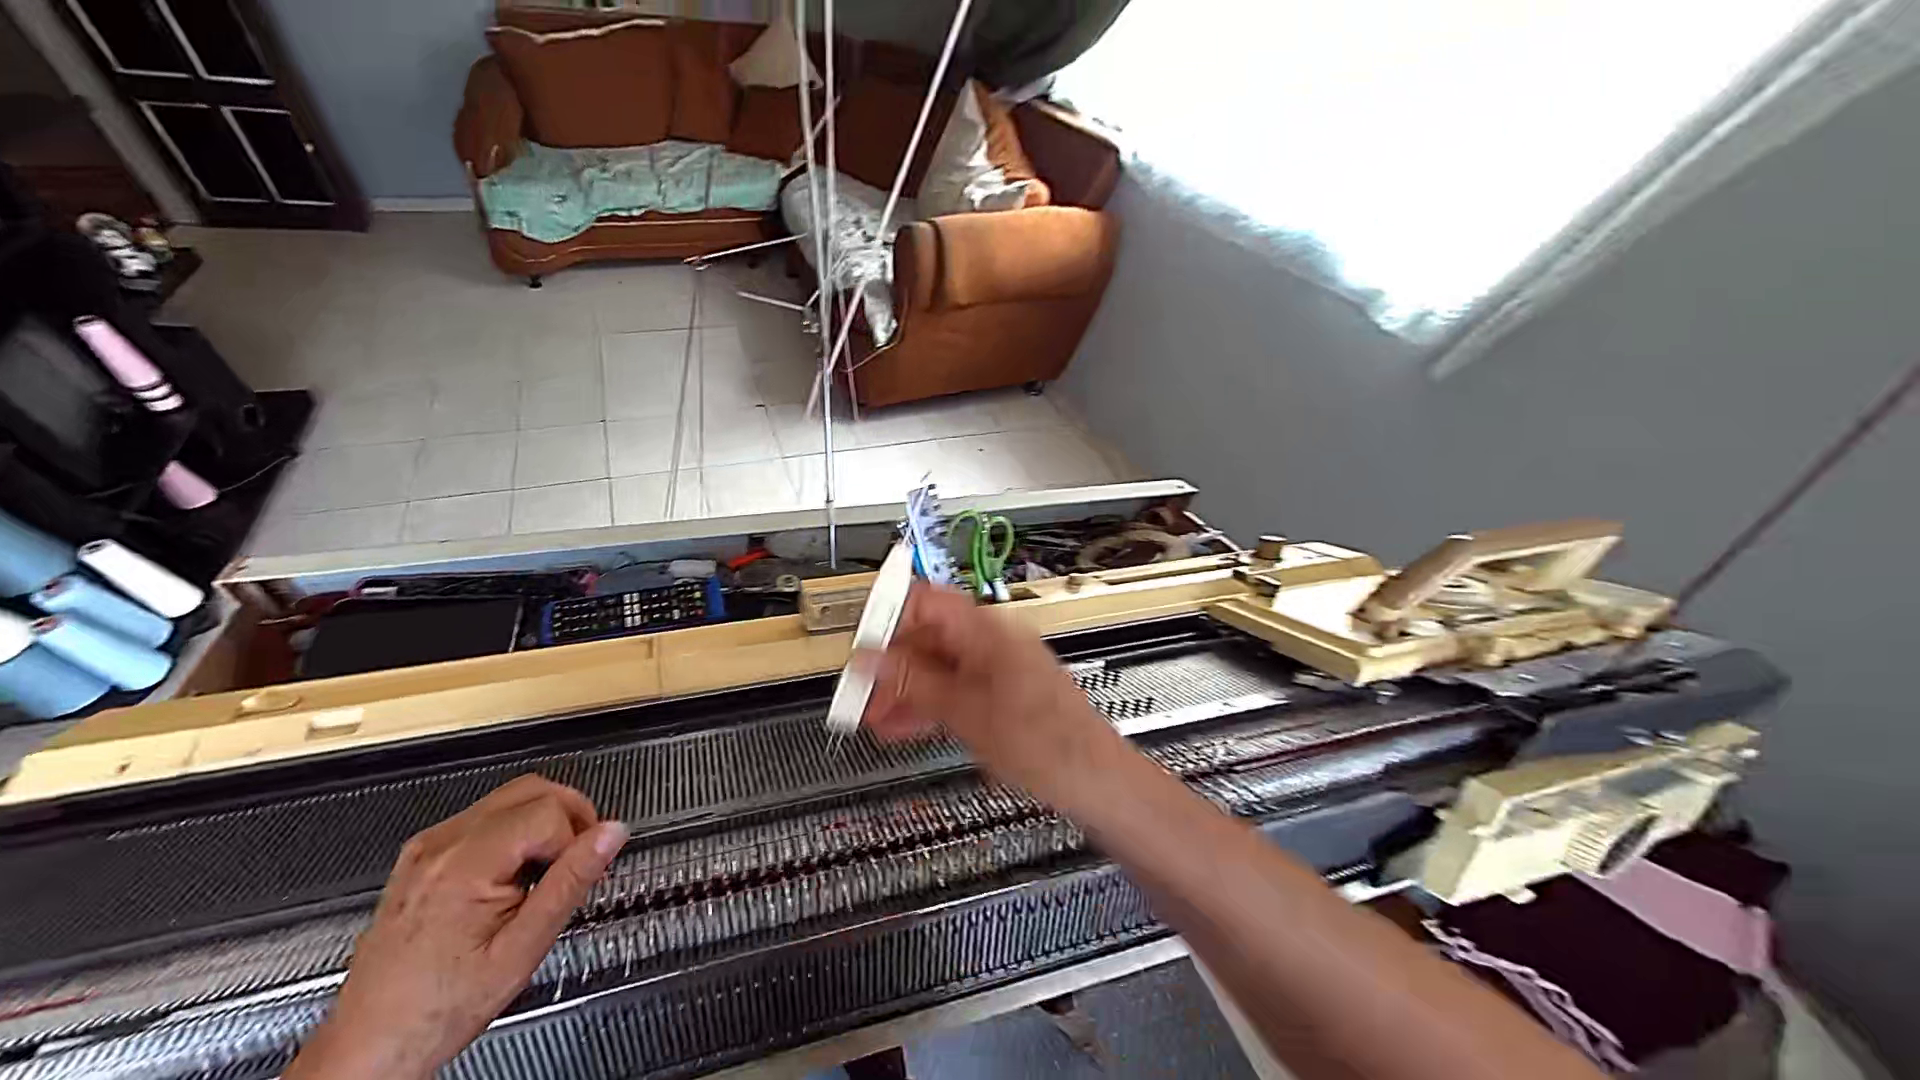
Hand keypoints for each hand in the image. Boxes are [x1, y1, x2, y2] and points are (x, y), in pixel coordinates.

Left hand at [285, 775, 627, 1079]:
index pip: (549, 811)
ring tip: (548, 871)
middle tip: (580, 860)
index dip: (577, 839)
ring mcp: (427, 848)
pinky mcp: (423, 855)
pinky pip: (487, 816)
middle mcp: (440, 846)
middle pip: (533, 789)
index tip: (581, 872)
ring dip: (546, 822)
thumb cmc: (438, 1009)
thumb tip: (611, 833)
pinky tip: (517, 874)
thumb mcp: (523, 948)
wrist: (369, 1045)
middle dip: (570, 817)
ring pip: (512, 797)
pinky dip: (517, 830)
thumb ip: (572, 881)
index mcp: (465, 866)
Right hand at [858, 583, 1130, 811]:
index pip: (926, 600)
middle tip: (863, 692)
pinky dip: (929, 702)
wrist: (1094, 780)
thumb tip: (872, 659)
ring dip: (905, 689)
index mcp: (988, 631)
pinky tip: (907, 724)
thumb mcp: (965, 713)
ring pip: (938, 665)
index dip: (889, 617)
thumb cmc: (1050, 745)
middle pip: (928, 636)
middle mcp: (994, 640)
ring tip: (877, 716)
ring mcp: (999, 666)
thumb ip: (914, 682)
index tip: (863, 645)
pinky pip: (955, 686)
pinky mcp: (1002, 691)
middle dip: (892, 664)